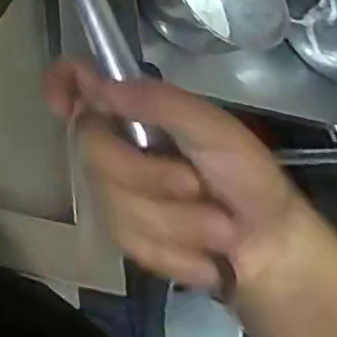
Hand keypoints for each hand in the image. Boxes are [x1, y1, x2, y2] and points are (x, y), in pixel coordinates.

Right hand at [46, 60, 316, 296]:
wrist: (276, 254)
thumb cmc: (248, 178)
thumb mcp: (218, 131)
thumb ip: (163, 103)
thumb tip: (102, 87)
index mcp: (130, 107)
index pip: (75, 79)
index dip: (60, 84)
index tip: (64, 108)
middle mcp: (111, 141)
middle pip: (92, 151)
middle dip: (149, 178)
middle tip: (195, 187)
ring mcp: (112, 187)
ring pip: (111, 202)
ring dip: (175, 224)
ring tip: (217, 230)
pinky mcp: (121, 231)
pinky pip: (126, 241)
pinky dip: (173, 254)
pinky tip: (201, 257)